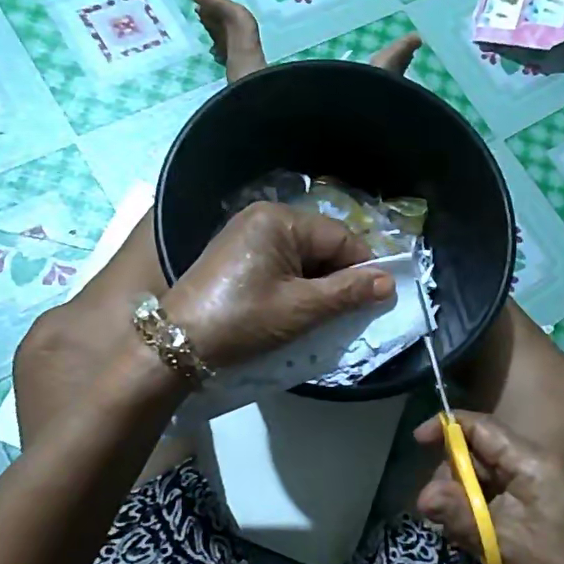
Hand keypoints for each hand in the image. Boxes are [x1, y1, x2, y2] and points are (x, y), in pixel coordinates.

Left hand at [13, 201, 391, 452]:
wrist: (174, 345)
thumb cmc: (243, 320)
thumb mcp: (302, 308)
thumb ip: (349, 292)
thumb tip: (389, 283)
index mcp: (279, 220)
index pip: (341, 237)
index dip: (363, 268)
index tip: (377, 299)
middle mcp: (263, 218)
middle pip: (322, 244)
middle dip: (339, 278)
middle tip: (350, 312)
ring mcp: (246, 236)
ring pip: (303, 257)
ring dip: (319, 285)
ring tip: (323, 316)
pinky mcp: (237, 257)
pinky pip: (282, 264)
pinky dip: (296, 285)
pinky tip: (298, 310)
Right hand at [413, 411, 563, 563]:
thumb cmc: (554, 562)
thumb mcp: (500, 540)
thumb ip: (459, 514)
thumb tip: (423, 495)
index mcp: (527, 459)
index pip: (480, 426)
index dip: (446, 427)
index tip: (418, 441)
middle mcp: (528, 462)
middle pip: (476, 453)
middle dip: (452, 477)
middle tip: (442, 513)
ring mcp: (529, 482)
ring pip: (481, 476)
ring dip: (463, 500)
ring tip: (464, 535)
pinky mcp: (529, 501)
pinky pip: (491, 495)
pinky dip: (477, 512)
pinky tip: (477, 539)